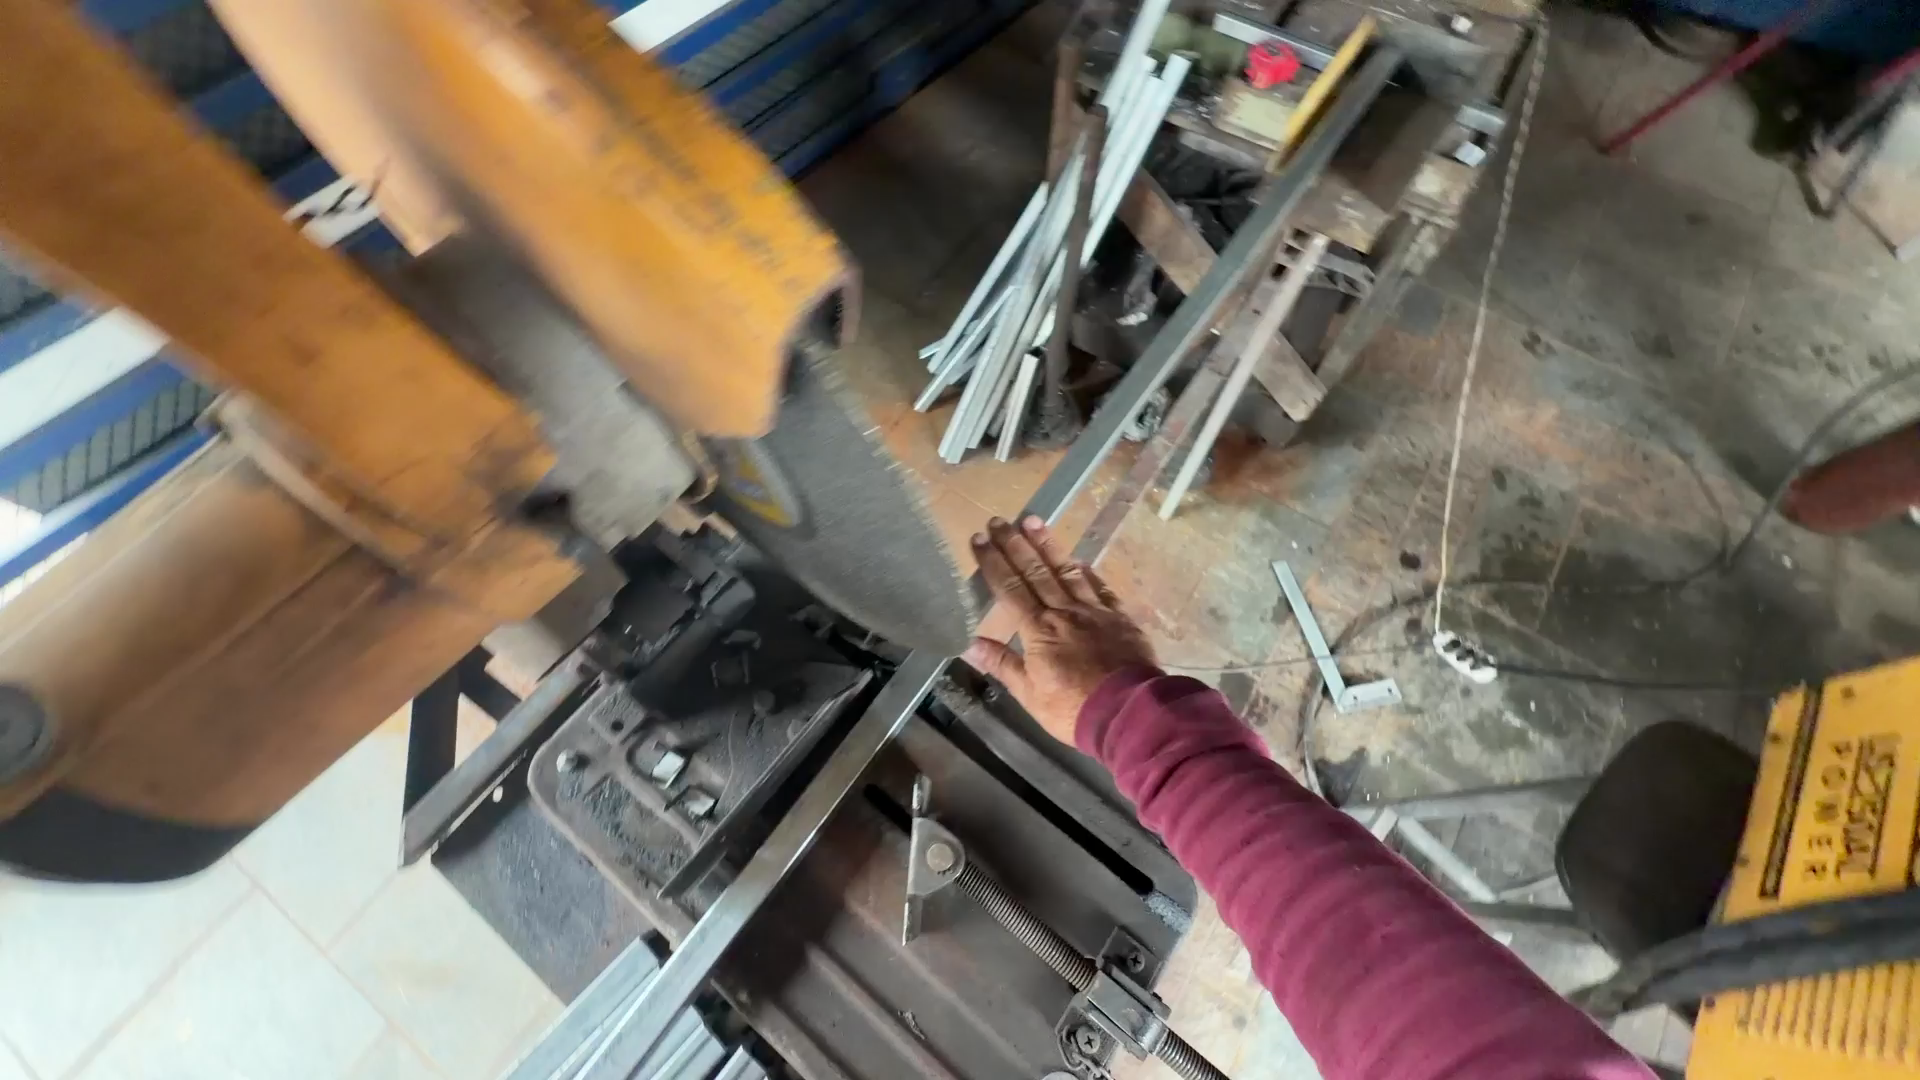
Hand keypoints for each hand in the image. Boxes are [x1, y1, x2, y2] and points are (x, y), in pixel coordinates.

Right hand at [962, 515, 1158, 744]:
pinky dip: (1087, 572)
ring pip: (1067, 570)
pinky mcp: (1119, 618)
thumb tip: (969, 644)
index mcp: (1038, 629)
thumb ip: (1002, 664)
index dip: (992, 562)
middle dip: (1015, 544)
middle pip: (1035, 571)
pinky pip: (1100, 587)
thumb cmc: (1072, 709)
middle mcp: (1063, 611)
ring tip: (1033, 521)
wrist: (1129, 713)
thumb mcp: (1029, 694)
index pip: (1009, 588)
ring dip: (1048, 545)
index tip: (978, 539)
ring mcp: (1094, 611)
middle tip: (999, 520)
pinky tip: (1080, 560)